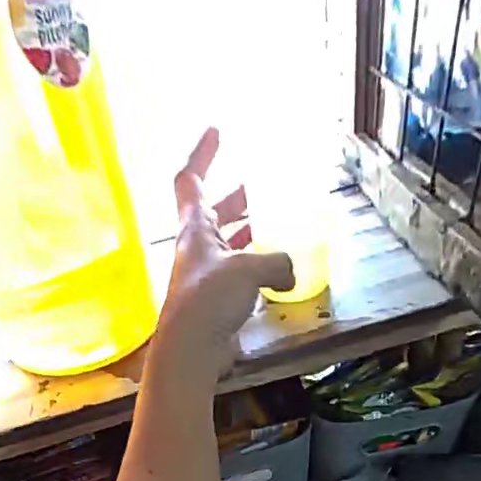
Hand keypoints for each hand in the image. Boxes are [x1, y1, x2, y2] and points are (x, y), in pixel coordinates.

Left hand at [152, 128, 293, 382]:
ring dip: (242, 233)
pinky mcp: (213, 304)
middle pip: (211, 214)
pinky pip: (234, 277)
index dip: (203, 153)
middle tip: (252, 188)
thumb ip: (275, 263)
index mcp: (196, 229)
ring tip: (264, 225)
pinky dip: (251, 269)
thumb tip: (289, 272)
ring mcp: (204, 278)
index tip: (216, 131)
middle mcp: (197, 250)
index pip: (192, 179)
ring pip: (224, 246)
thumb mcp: (248, 269)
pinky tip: (269, 273)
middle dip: (231, 198)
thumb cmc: (210, 299)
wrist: (191, 349)